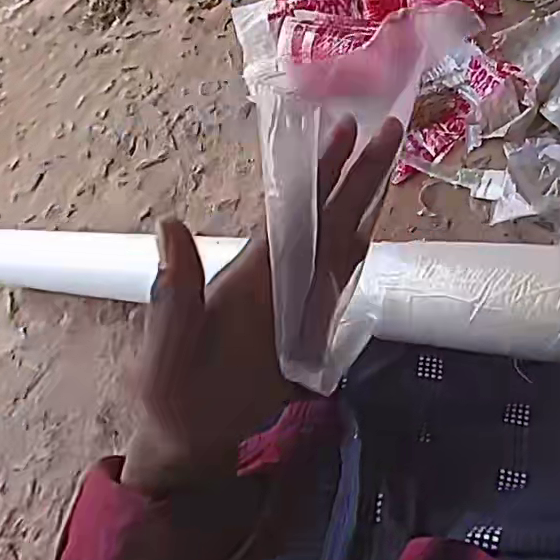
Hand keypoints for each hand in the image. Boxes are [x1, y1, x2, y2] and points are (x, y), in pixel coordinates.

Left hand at [121, 117, 403, 495]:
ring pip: (340, 243)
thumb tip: (168, 224)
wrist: (192, 432)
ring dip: (365, 204)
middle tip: (390, 129)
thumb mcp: (169, 343)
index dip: (322, 170)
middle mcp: (281, 274)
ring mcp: (298, 299)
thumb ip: (175, 290)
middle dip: (360, 173)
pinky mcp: (309, 327)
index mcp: (254, 268)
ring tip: (391, 168)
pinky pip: (342, 284)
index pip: (296, 208)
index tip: (346, 128)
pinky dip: (361, 254)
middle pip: (329, 216)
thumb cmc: (174, 387)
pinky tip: (374, 232)